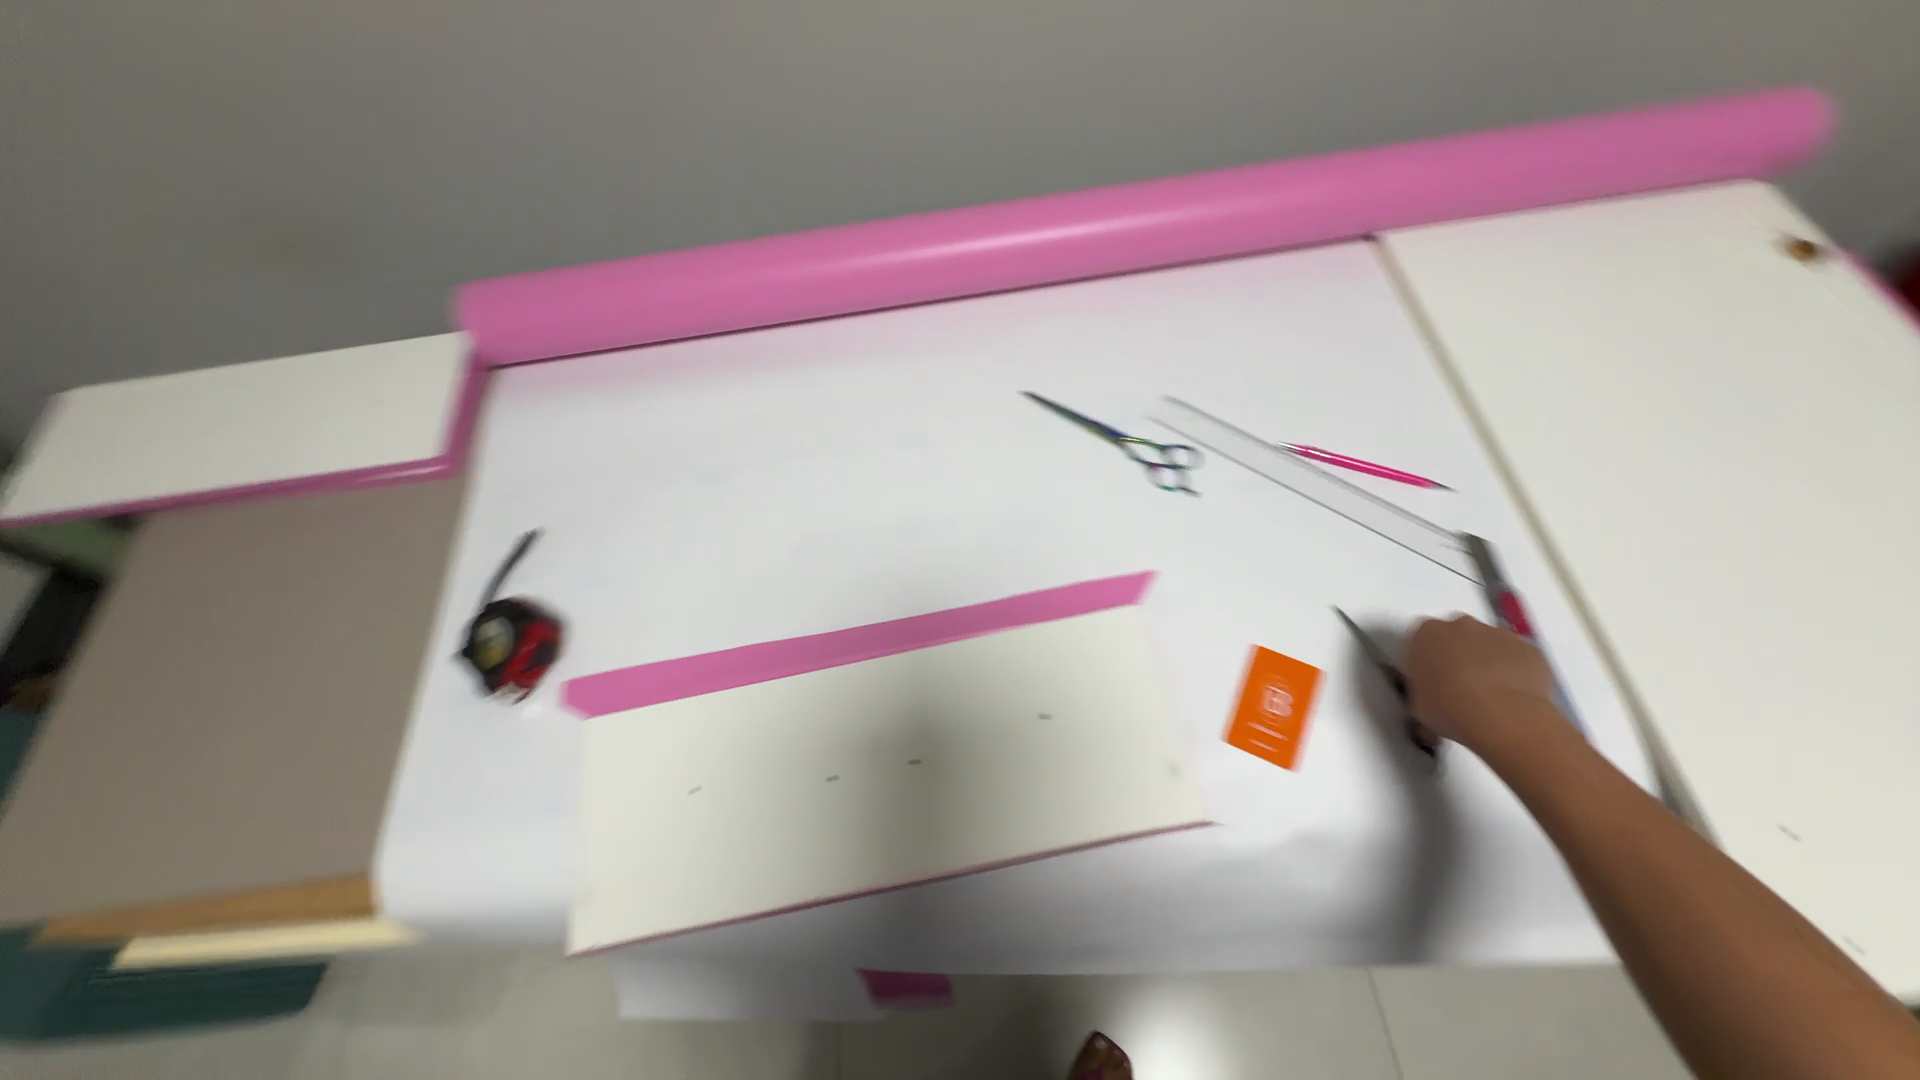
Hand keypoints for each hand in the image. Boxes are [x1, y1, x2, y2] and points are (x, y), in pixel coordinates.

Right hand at [1403, 615, 1557, 751]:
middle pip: (1458, 634)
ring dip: (1488, 660)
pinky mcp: (1530, 649)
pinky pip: (1518, 657)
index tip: (1431, 677)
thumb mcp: (1418, 702)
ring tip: (1490, 693)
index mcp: (1426, 633)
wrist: (1503, 717)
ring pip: (1490, 643)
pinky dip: (1515, 670)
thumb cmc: (1449, 708)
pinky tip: (1513, 695)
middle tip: (1459, 683)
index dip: (1427, 658)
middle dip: (1458, 653)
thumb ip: (1422, 687)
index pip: (1422, 638)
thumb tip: (1431, 694)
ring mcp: (1500, 634)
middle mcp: (1461, 625)